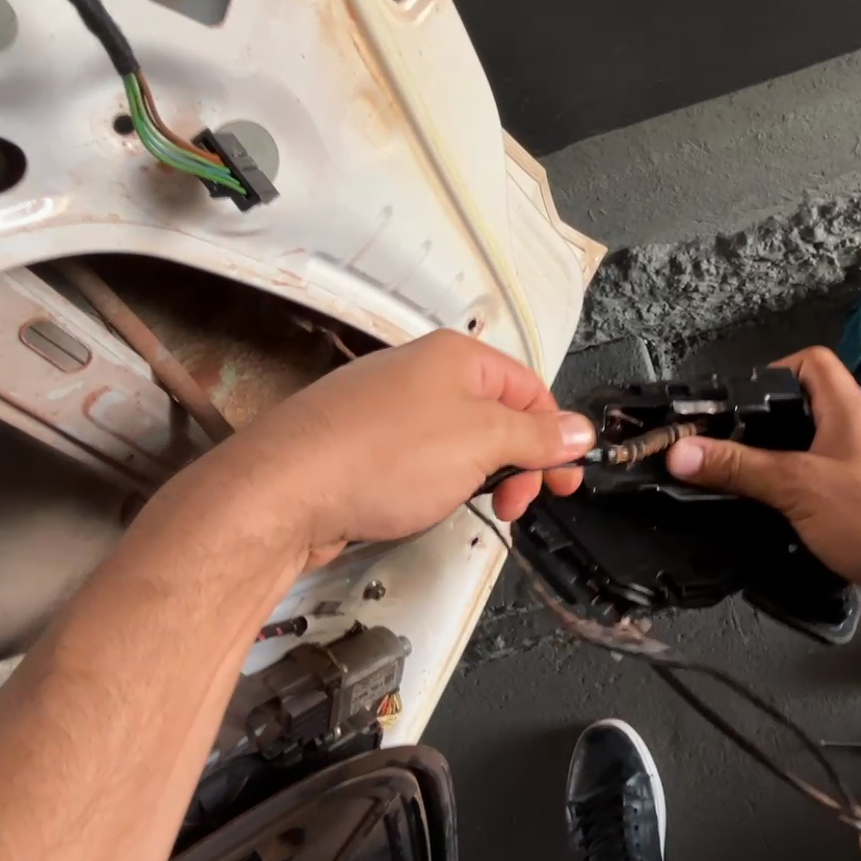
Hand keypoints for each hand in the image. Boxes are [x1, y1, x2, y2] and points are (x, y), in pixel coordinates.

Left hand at [165, 330, 593, 566]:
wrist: (281, 493)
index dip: (554, 436)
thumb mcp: (483, 442)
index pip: (531, 390)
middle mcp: (422, 374)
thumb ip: (538, 436)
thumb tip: (578, 430)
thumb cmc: (375, 456)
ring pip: (460, 440)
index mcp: (457, 357)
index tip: (562, 478)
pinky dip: (438, 482)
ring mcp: (389, 408)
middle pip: (497, 415)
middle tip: (520, 500)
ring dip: (480, 475)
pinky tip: (425, 503)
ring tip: (471, 502)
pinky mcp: (364, 444)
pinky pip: (422, 458)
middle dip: (518, 461)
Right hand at [664, 346, 860, 616]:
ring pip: (819, 447)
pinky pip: (832, 480)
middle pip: (811, 406)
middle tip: (733, 445)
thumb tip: (679, 452)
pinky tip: (785, 512)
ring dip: (786, 459)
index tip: (739, 401)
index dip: (773, 370)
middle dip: (769, 423)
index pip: (812, 361)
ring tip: (751, 479)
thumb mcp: (797, 487)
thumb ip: (739, 467)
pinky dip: (805, 488)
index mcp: (850, 408)